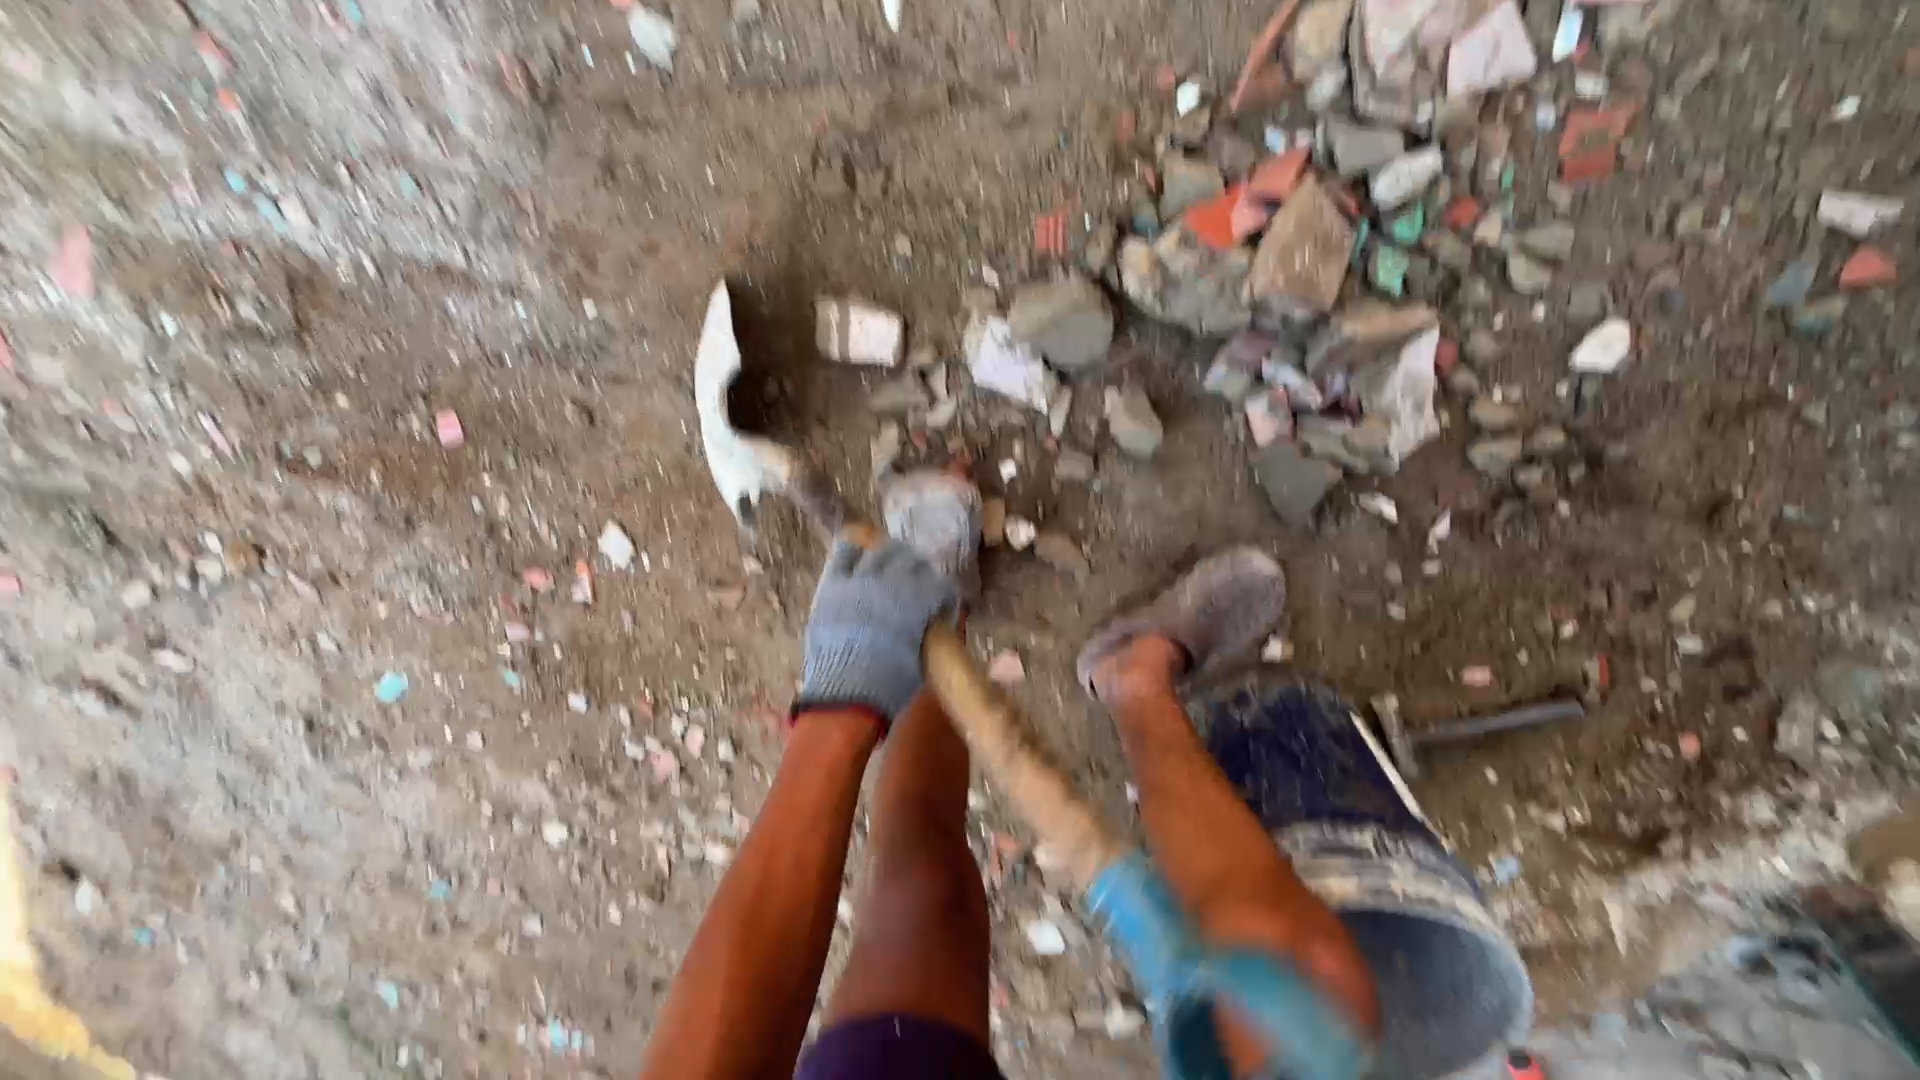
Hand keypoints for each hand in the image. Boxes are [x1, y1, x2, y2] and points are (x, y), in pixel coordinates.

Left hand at [794, 539, 958, 727]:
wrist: (847, 689)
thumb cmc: (889, 682)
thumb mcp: (919, 657)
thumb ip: (923, 634)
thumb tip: (924, 627)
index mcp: (919, 602)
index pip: (939, 586)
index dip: (943, 593)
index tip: (942, 602)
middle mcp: (893, 583)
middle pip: (910, 561)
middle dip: (918, 568)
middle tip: (918, 576)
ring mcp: (861, 581)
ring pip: (879, 552)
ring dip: (889, 554)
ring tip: (891, 558)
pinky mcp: (834, 585)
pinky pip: (843, 557)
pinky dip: (852, 551)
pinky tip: (857, 552)